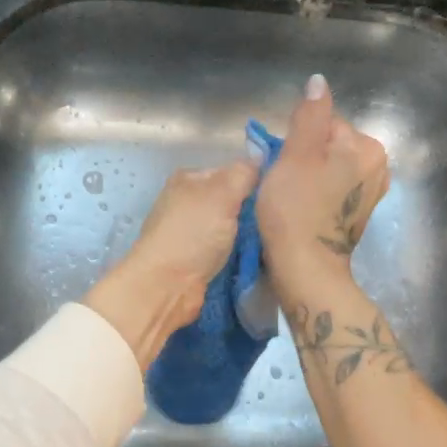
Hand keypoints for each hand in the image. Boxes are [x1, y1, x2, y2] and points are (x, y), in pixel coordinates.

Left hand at [83, 161, 260, 367]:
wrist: (166, 287)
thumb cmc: (192, 233)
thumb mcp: (222, 193)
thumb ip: (244, 173)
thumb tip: (261, 158)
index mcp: (188, 180)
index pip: (231, 171)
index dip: (255, 180)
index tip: (279, 194)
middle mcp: (187, 204)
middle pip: (232, 201)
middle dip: (253, 211)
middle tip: (280, 220)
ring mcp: (191, 234)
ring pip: (232, 229)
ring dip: (250, 236)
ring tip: (276, 240)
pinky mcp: (196, 262)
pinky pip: (228, 252)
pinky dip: (241, 255)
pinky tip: (260, 258)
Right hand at [255, 74, 390, 299]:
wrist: (306, 270)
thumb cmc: (296, 210)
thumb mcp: (296, 154)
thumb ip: (309, 115)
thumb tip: (318, 81)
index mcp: (367, 147)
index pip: (324, 124)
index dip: (296, 142)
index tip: (283, 167)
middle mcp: (377, 168)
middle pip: (327, 147)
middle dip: (302, 161)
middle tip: (283, 186)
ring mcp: (368, 196)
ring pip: (326, 171)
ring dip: (305, 180)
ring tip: (288, 201)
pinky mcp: (355, 218)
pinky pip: (330, 194)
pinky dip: (314, 199)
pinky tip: (300, 214)